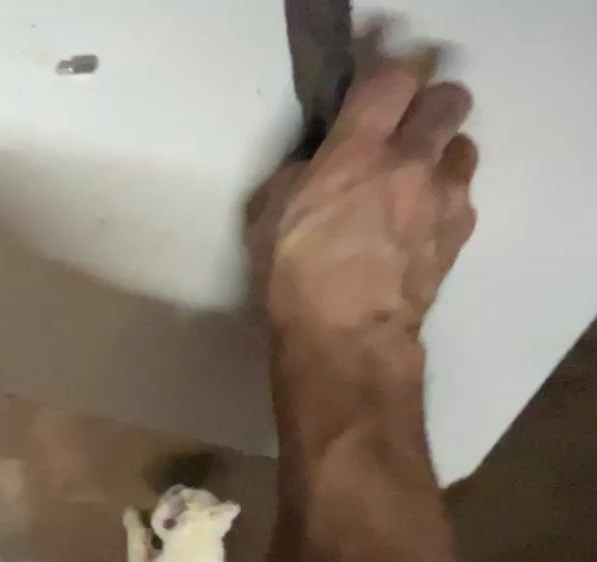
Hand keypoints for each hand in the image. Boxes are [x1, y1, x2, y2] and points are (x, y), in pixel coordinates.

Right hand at [250, 55, 477, 342]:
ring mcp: (445, 192)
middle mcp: (410, 161)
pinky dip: (437, 197)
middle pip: (447, 98)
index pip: (388, 80)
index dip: (383, 65)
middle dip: (423, 105)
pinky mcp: (460, 224)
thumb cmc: (291, 280)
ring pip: (458, 145)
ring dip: (434, 154)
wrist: (346, 333)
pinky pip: (458, 192)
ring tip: (403, 184)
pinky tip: (409, 224)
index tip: (373, 62)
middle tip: (395, 130)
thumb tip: (314, 166)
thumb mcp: (266, 225)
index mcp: (355, 155)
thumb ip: (294, 181)